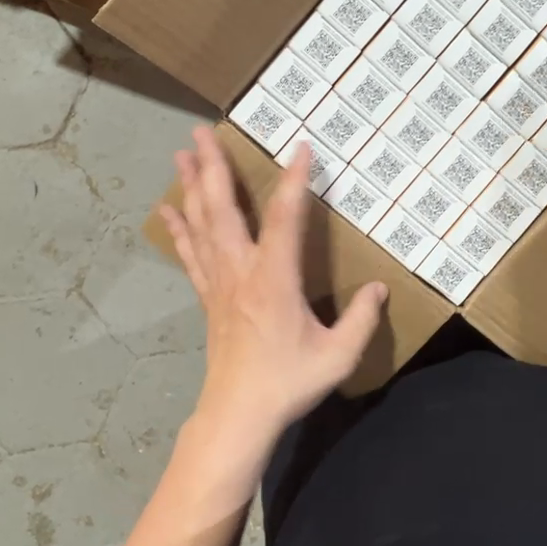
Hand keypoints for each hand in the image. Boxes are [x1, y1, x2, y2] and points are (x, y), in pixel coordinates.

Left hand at [160, 127, 387, 450]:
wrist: (237, 414)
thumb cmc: (288, 382)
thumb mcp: (339, 355)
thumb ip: (361, 319)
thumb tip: (378, 288)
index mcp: (275, 279)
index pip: (286, 219)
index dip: (295, 181)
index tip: (301, 147)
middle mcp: (241, 271)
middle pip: (222, 209)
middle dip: (212, 167)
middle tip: (203, 131)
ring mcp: (219, 283)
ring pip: (201, 225)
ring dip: (192, 187)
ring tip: (182, 153)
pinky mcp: (208, 298)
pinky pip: (191, 254)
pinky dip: (179, 229)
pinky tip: (168, 211)